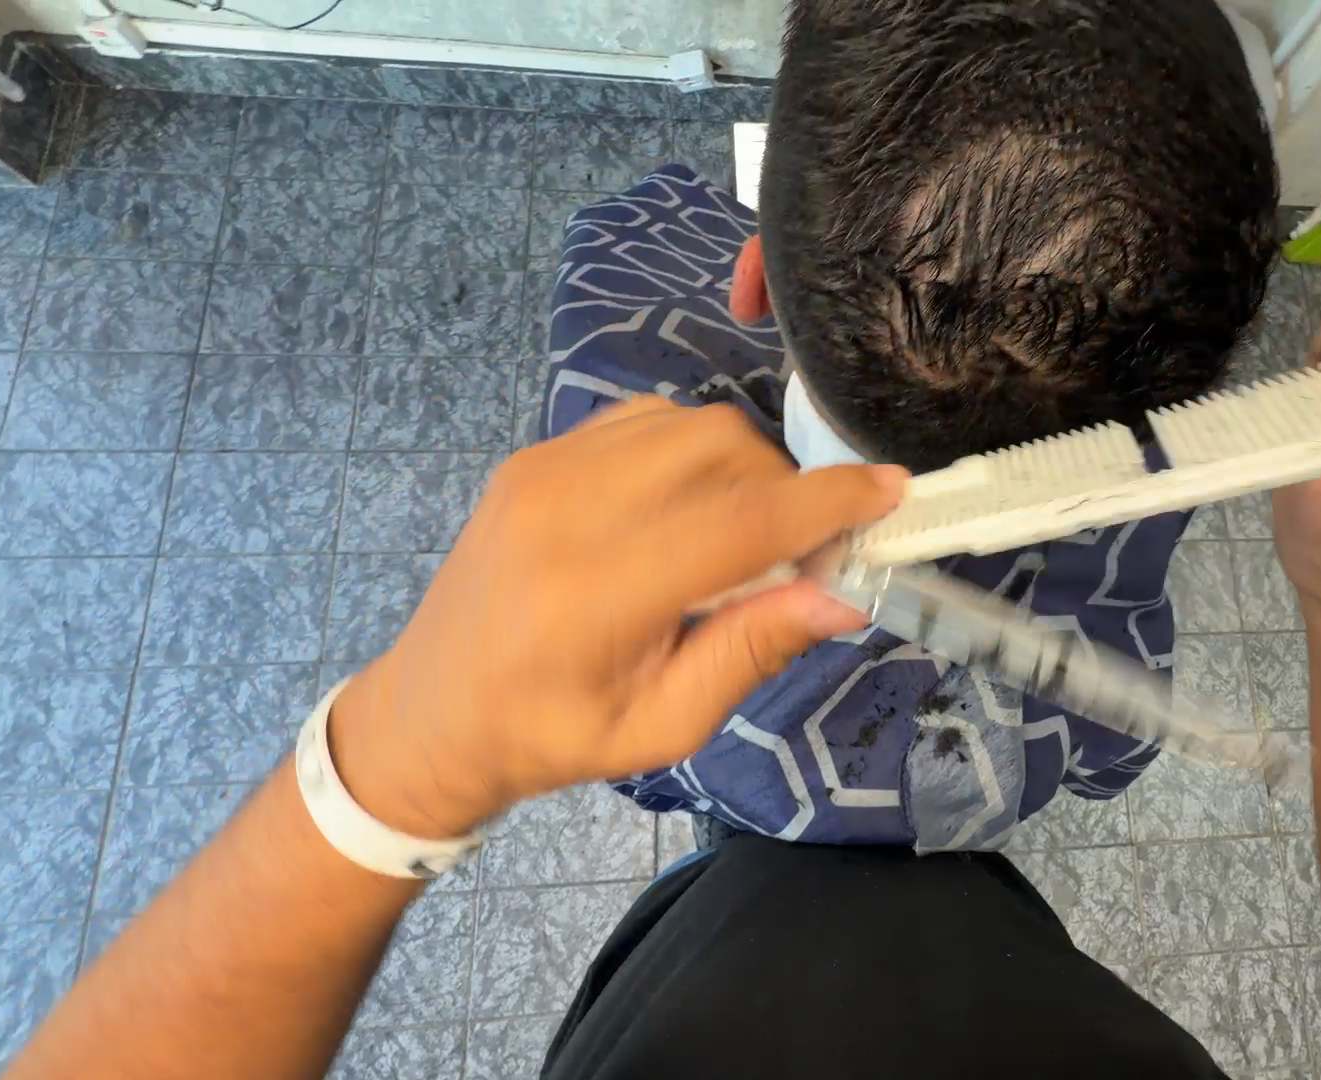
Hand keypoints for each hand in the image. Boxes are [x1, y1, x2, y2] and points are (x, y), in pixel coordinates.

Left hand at [328, 398, 906, 836]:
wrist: (430, 710)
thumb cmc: (552, 736)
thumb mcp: (665, 723)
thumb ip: (754, 649)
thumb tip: (843, 595)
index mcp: (596, 594)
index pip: (739, 522)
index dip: (826, 502)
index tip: (889, 489)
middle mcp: (566, 508)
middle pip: (721, 447)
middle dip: (786, 486)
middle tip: (798, 546)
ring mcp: (543, 467)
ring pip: (690, 423)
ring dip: (744, 466)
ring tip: (743, 528)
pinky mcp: (536, 454)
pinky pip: (648, 420)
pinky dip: (694, 450)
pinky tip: (689, 503)